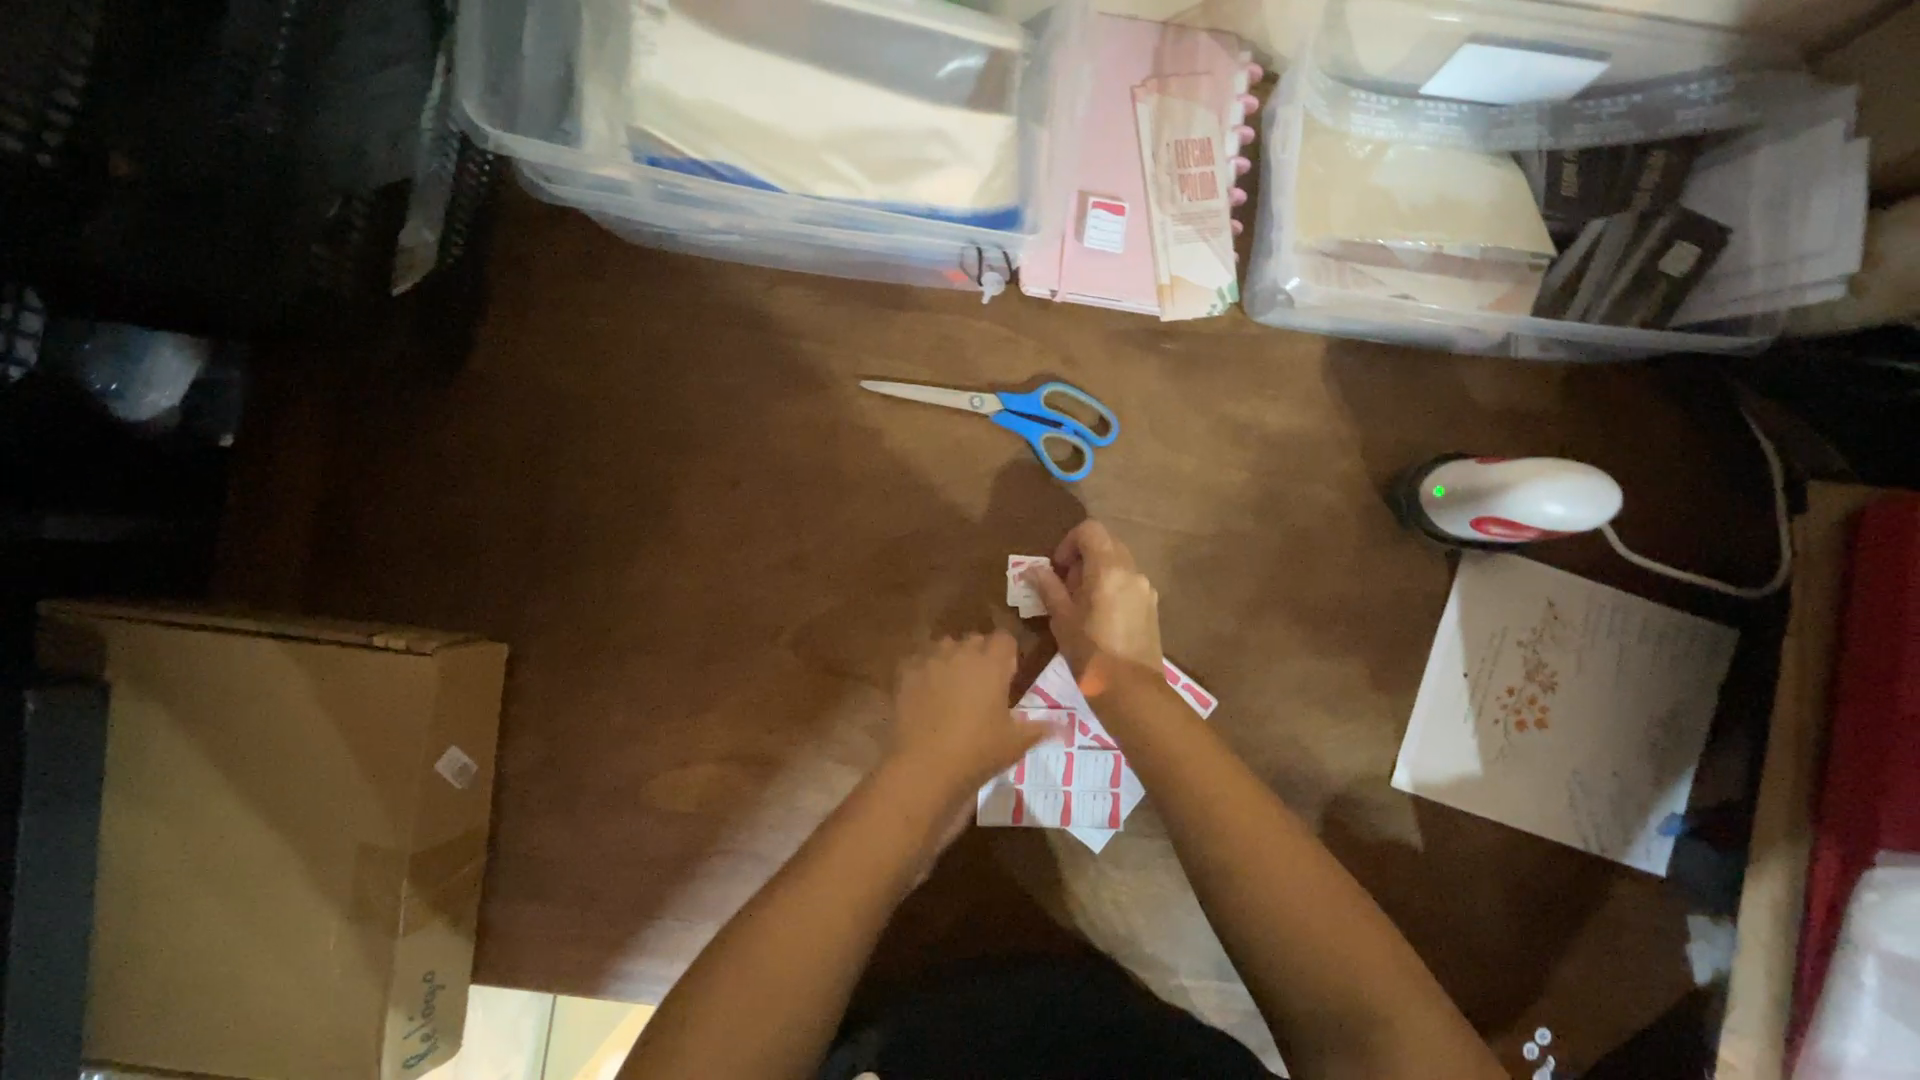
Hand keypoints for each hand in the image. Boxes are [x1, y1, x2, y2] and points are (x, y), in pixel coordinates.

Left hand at [887, 633, 1058, 797]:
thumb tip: (1063, 726)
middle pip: (974, 640)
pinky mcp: (905, 673)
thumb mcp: (1016, 742)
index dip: (1007, 654)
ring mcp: (929, 660)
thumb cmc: (978, 751)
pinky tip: (925, 695)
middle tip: (982, 687)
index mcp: (992, 662)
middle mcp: (961, 652)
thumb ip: (1039, 728)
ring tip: (952, 689)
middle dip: (980, 656)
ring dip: (951, 660)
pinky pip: (918, 661)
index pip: (1005, 638)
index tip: (1007, 677)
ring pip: (944, 647)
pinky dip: (924, 672)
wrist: (925, 766)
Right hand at [1026, 521, 1162, 676]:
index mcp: (1108, 568)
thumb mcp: (1061, 619)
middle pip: (1106, 543)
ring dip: (1097, 572)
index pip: (1089, 529)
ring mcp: (1145, 588)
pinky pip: (1128, 582)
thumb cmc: (1090, 653)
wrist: (1131, 690)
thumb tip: (1033, 570)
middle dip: (1083, 557)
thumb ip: (1048, 588)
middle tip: (1066, 586)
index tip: (1058, 569)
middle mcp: (1132, 570)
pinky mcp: (1152, 605)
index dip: (1069, 542)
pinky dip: (1111, 586)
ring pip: (1119, 563)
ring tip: (1082, 603)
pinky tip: (1100, 616)